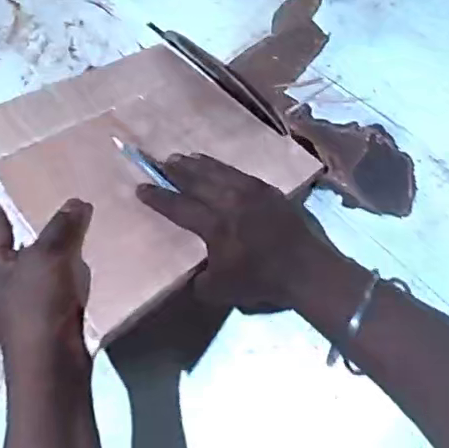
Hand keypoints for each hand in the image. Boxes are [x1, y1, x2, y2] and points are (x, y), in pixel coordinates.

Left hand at [0, 200, 93, 376]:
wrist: (54, 371)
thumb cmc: (38, 307)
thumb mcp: (46, 257)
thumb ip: (61, 226)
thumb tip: (76, 203)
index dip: (10, 196)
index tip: (29, 173)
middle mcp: (8, 281)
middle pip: (25, 239)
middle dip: (46, 217)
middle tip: (69, 188)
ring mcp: (31, 300)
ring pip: (49, 259)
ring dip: (66, 242)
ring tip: (88, 213)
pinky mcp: (54, 314)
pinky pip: (65, 279)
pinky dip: (78, 265)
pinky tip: (98, 250)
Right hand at [135, 154, 354, 314]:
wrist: (307, 269)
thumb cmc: (263, 281)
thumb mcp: (223, 291)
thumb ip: (201, 281)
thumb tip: (194, 274)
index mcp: (214, 226)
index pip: (178, 207)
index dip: (158, 197)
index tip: (141, 187)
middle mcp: (228, 202)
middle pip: (195, 181)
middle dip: (175, 171)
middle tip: (159, 161)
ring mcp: (249, 191)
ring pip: (216, 171)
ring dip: (195, 164)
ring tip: (180, 157)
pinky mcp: (266, 188)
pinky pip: (236, 171)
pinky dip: (220, 166)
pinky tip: (214, 164)